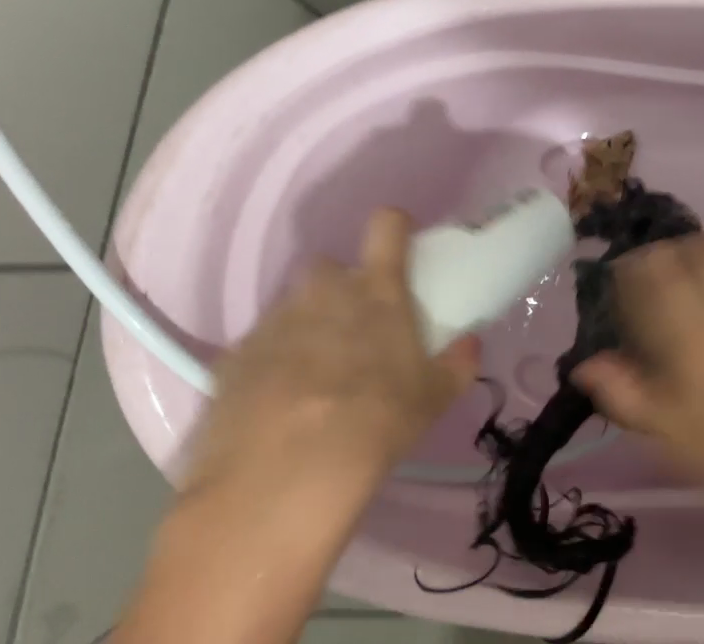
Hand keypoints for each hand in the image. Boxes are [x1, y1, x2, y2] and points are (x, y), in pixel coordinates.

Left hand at [183, 208, 481, 504]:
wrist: (284, 477)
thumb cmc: (376, 424)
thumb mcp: (434, 399)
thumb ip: (458, 364)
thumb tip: (470, 344)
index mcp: (377, 291)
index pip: (386, 226)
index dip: (394, 227)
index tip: (399, 245)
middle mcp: (323, 293)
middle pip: (329, 267)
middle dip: (338, 288)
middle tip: (353, 328)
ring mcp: (273, 322)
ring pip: (291, 306)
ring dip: (305, 326)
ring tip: (313, 372)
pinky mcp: (233, 357)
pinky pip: (257, 346)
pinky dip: (269, 362)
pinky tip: (277, 401)